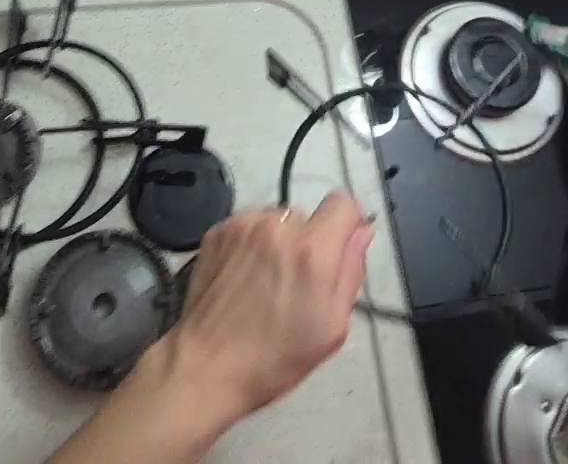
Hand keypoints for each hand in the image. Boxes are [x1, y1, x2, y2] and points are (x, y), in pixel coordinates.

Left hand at [136, 192, 375, 428]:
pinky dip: (251, 242)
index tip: (338, 248)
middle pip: (307, 215)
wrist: (206, 365)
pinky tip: (242, 275)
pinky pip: (248, 225)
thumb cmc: (276, 357)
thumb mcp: (332, 326)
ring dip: (277, 239)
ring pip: (276, 218)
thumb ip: (351, 270)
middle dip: (308, 241)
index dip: (346, 223)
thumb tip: (361, 231)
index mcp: (311, 250)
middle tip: (295, 281)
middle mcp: (277, 225)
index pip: (343, 202)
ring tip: (264, 280)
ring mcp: (242, 224)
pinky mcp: (217, 229)